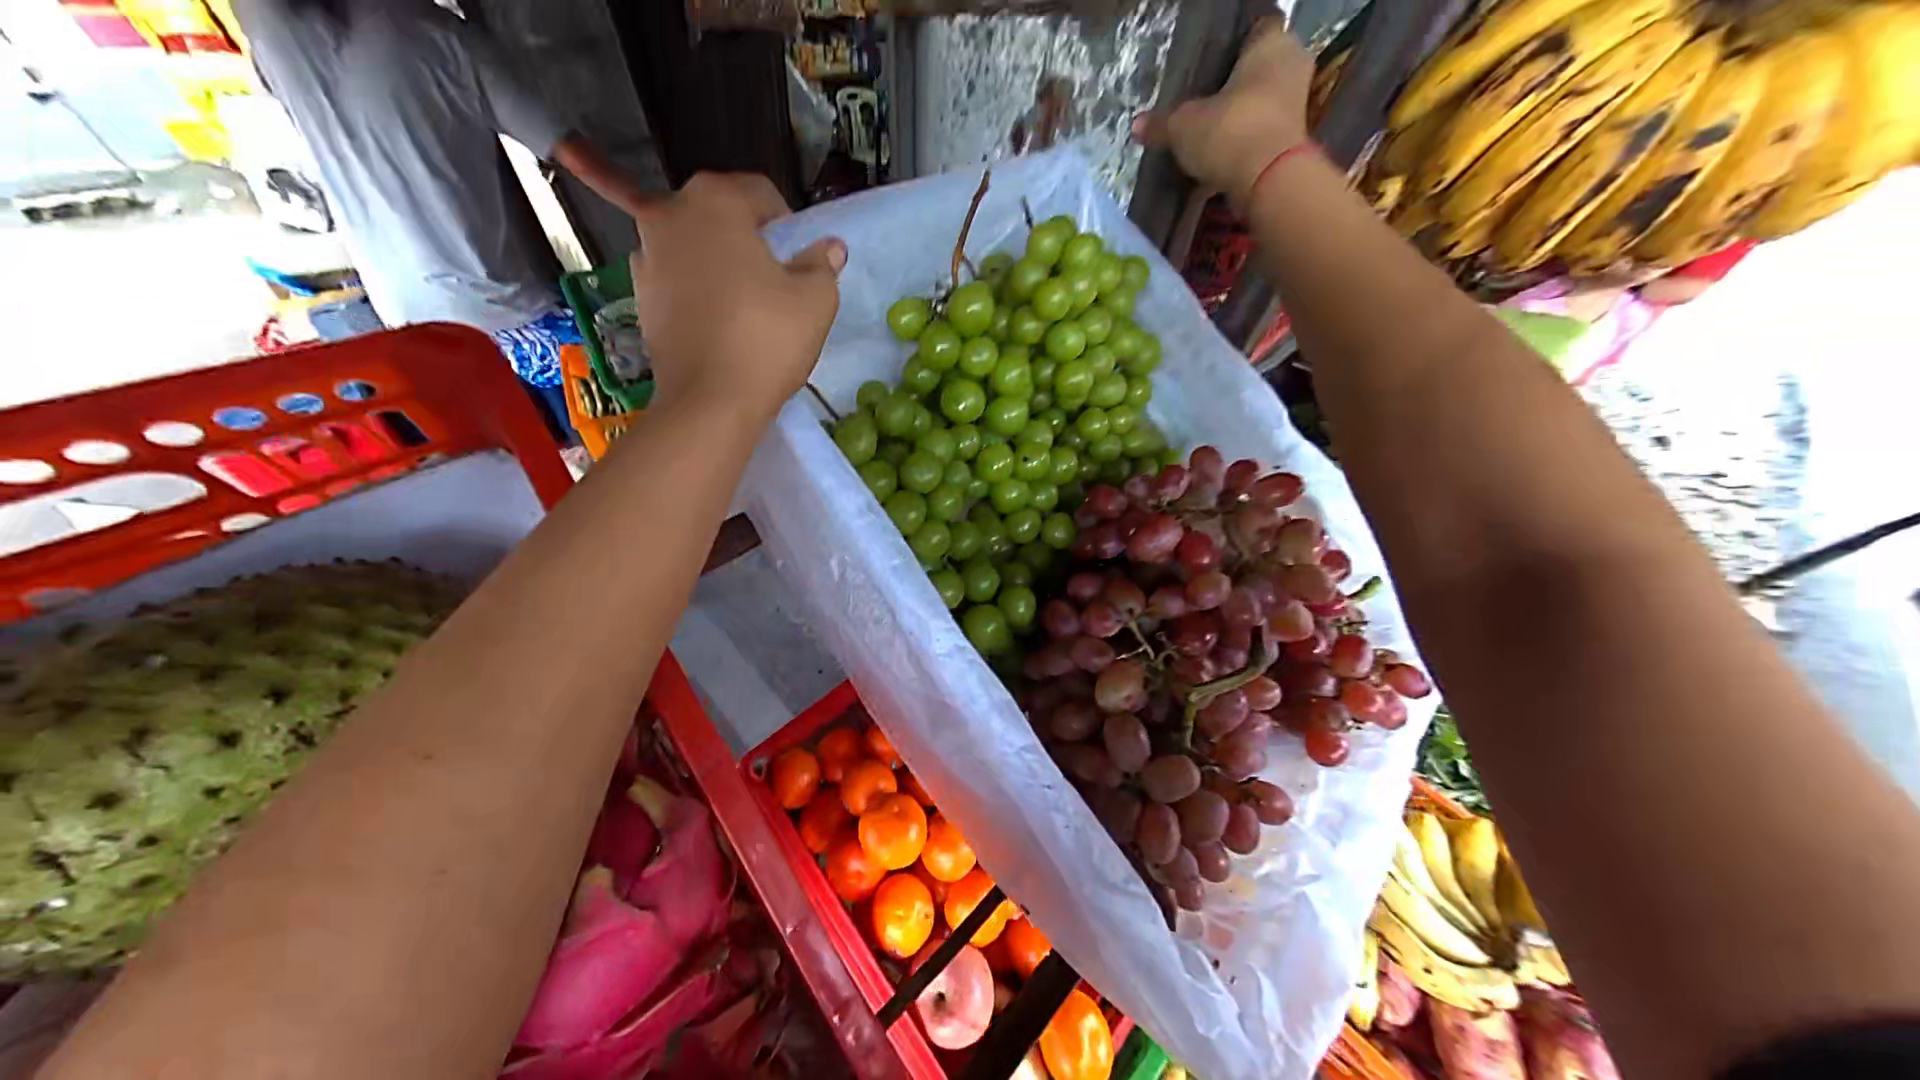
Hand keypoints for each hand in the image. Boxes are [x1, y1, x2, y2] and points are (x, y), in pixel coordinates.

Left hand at [631, 173, 844, 419]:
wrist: (709, 402)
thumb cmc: (766, 339)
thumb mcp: (816, 299)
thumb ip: (822, 263)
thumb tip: (828, 248)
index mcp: (715, 201)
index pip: (761, 193)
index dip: (788, 225)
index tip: (798, 260)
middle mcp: (670, 215)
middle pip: (721, 213)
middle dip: (748, 236)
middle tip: (772, 278)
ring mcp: (646, 256)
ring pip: (694, 244)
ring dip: (716, 258)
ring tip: (742, 300)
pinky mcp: (639, 296)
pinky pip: (675, 279)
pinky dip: (691, 286)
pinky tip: (711, 313)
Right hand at [1134, 18, 1311, 208]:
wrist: (1267, 182)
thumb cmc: (1229, 131)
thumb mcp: (1183, 126)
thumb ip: (1161, 123)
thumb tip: (1137, 125)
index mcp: (1271, 44)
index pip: (1255, 29)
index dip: (1232, 44)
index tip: (1209, 62)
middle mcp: (1290, 68)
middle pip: (1256, 71)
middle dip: (1231, 87)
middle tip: (1200, 100)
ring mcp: (1295, 107)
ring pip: (1258, 106)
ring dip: (1236, 120)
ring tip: (1204, 135)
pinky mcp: (1291, 144)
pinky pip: (1259, 138)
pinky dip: (1240, 147)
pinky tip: (1215, 161)